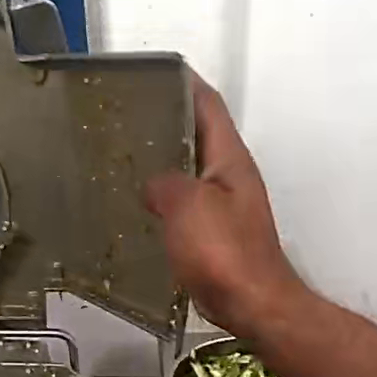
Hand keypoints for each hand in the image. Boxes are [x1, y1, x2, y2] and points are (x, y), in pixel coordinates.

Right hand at [143, 76, 309, 335]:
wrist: (253, 304)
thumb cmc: (224, 252)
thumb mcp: (188, 205)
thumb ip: (164, 183)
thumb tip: (153, 185)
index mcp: (229, 158)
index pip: (208, 105)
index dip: (185, 83)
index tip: (154, 71)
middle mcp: (230, 175)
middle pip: (198, 134)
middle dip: (167, 118)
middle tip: (125, 114)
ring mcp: (225, 205)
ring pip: (190, 168)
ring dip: (163, 157)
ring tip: (124, 153)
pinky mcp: (216, 232)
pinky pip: (185, 201)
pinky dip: (163, 194)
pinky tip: (138, 203)